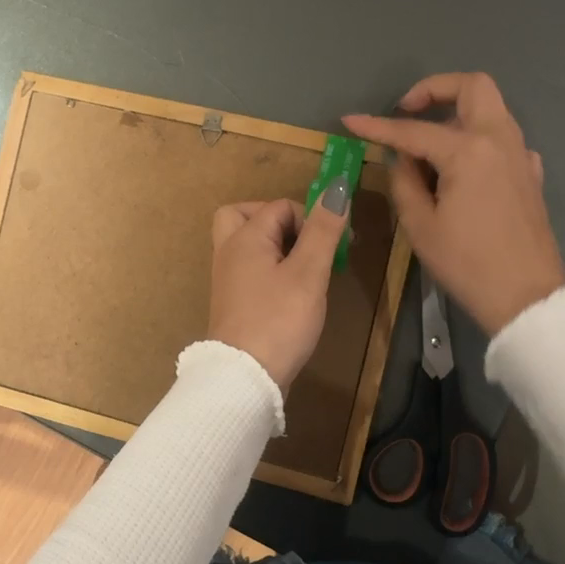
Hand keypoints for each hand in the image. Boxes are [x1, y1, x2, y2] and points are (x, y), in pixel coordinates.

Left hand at [206, 181, 351, 390]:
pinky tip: (292, 291)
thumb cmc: (278, 320)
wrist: (245, 376)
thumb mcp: (308, 273)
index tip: (336, 245)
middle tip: (306, 245)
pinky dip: (270, 269)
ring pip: (247, 243)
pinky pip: (249, 268)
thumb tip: (337, 187)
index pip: (280, 206)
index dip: (311, 219)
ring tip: (305, 268)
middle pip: (245, 215)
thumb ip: (323, 230)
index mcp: (243, 238)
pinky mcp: (233, 301)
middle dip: (280, 222)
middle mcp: (228, 251)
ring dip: (277, 247)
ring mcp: (227, 277)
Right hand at [344, 73, 564, 336]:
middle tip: (406, 110)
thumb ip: (404, 181)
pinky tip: (459, 171)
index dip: (377, 125)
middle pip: (472, 86)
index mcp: (468, 151)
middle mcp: (498, 141)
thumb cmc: (466, 263)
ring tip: (426, 148)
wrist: (525, 298)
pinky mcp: (529, 173)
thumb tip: (401, 159)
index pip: (412, 129)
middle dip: (434, 89)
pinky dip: (475, 141)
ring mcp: (520, 155)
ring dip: (454, 114)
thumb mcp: (420, 224)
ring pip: (488, 109)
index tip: (350, 120)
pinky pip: (501, 139)